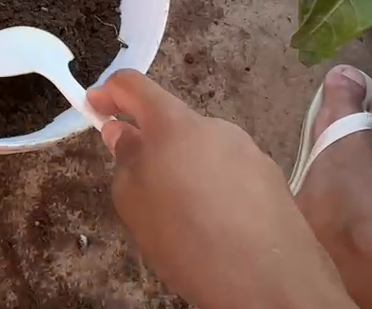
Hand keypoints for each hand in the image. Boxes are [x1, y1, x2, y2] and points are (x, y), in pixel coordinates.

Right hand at [90, 70, 355, 308]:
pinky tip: (217, 228)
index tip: (93, 107)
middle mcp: (216, 127)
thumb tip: (124, 134)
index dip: (108, 92)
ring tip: (183, 214)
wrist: (275, 293)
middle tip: (140, 179)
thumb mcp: (133, 200)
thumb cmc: (188, 239)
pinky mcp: (277, 186)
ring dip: (186, 167)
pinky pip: (232, 175)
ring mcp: (252, 155)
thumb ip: (124, 158)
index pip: (133, 84)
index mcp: (175, 123)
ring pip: (204, 150)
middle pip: (172, 121)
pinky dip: (216, 189)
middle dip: (152, 141)